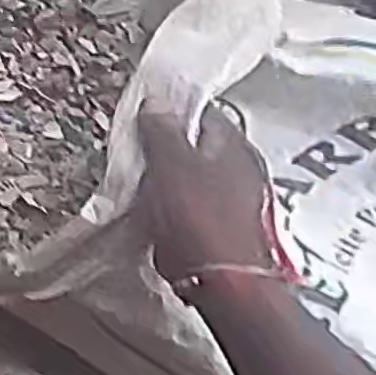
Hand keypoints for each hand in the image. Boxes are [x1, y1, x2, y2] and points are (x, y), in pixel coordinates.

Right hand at [137, 105, 276, 280]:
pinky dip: (173, 188)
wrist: (217, 274)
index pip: (203, 114)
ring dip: (169, 165)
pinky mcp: (221, 217)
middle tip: (134, 143)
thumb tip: (157, 100)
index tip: (141, 113)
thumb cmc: (193, 212)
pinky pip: (192, 190)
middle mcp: (242, 166)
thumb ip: (163, 131)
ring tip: (139, 169)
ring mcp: (235, 193)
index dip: (173, 109)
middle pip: (199, 141)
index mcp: (234, 147)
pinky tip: (153, 196)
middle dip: (168, 139)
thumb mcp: (170, 164)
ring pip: (195, 167)